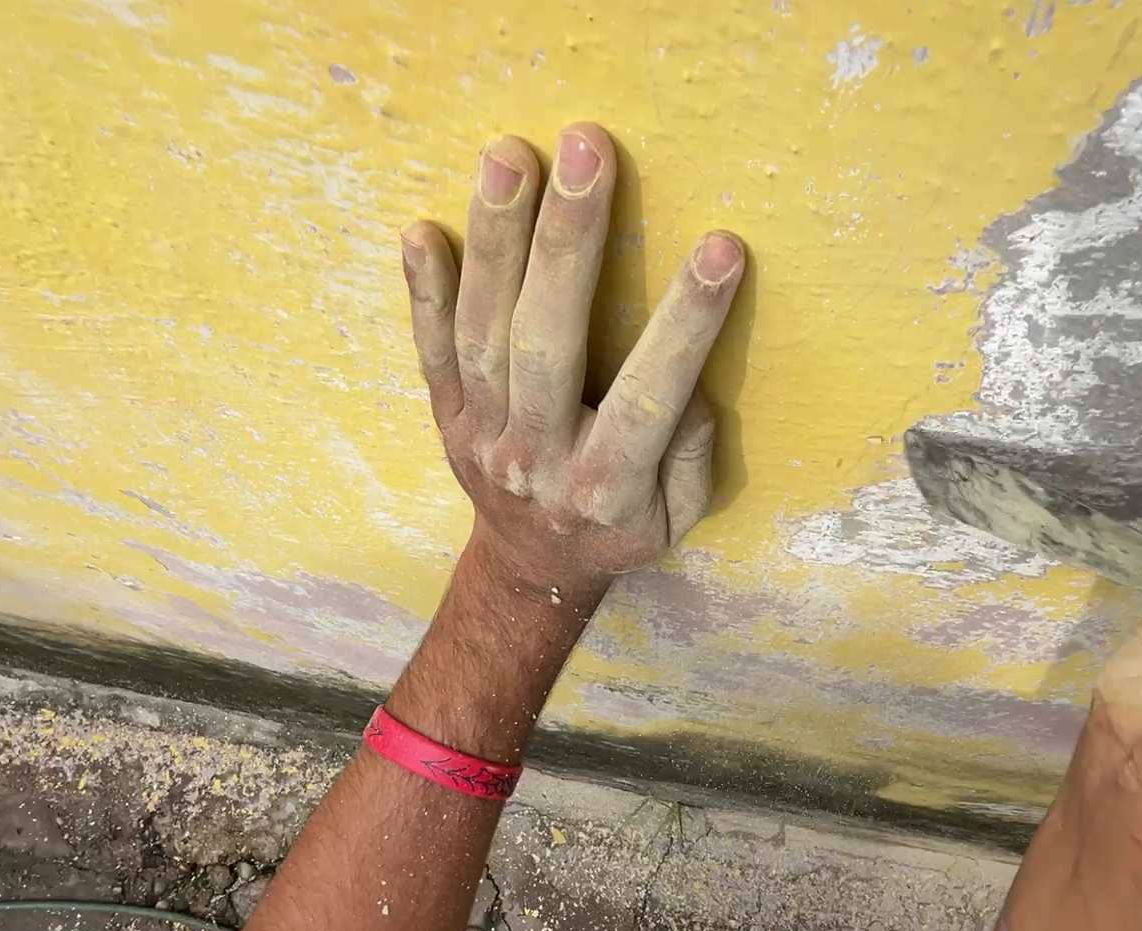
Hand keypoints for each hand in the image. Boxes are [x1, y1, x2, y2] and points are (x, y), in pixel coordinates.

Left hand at [398, 123, 745, 597]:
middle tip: (588, 151)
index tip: (720, 250)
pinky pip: (430, 353)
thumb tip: (688, 384)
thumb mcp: (676, 520)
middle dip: (568, 245)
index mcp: (606, 487)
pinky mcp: (446, 418)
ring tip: (510, 156)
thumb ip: (691, 459)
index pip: (650, 400)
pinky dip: (422, 294)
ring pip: (482, 334)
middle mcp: (537, 457)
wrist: (532, 568)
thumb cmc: (616, 534)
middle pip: (548, 344)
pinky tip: (421, 231)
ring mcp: (481, 435)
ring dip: (495, 242)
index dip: (685, 327)